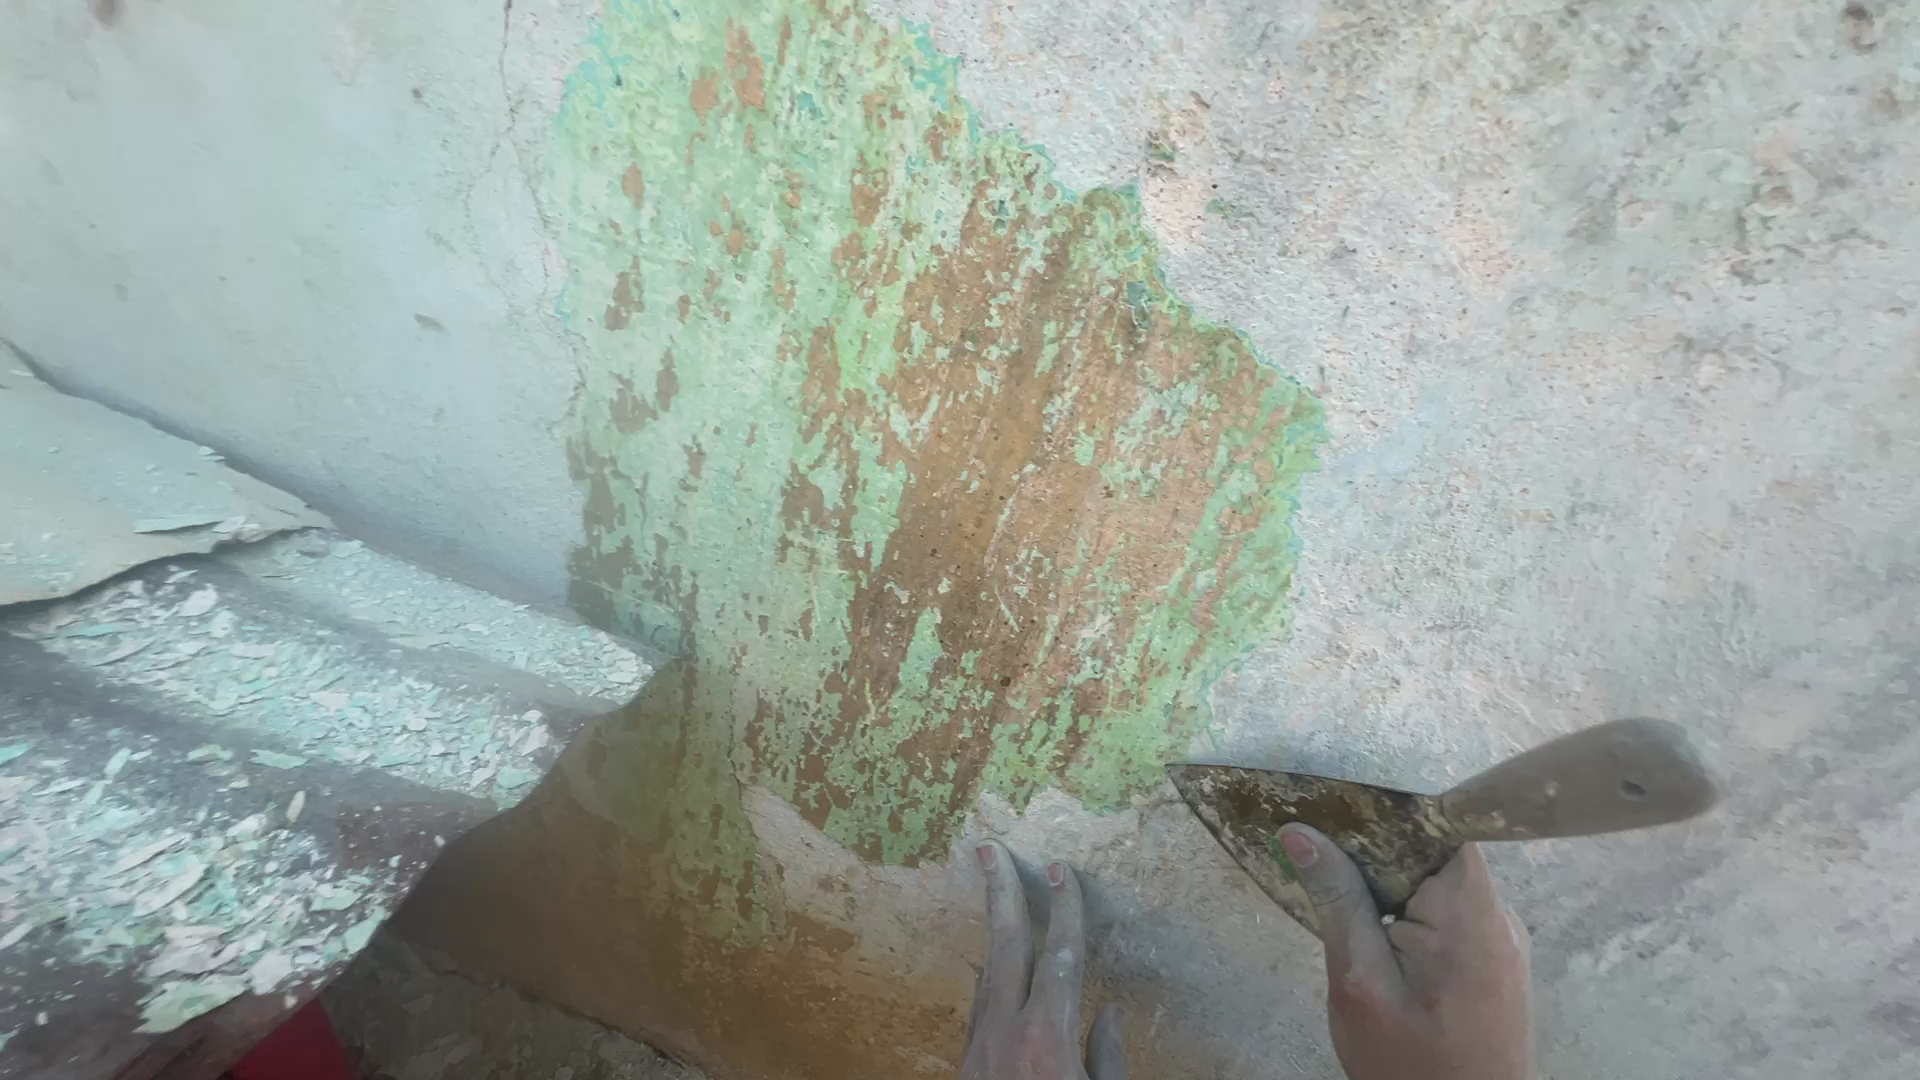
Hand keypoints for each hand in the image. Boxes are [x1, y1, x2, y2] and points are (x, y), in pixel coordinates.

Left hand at [959, 841, 1126, 1079]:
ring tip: (995, 893)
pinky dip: (989, 976)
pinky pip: (979, 1008)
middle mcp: (1006, 1033)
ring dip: (994, 930)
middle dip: (1001, 892)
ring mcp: (979, 1049)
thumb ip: (1108, 1060)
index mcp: (1046, 1039)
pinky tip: (993, 965)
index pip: (1060, 958)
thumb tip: (1108, 1012)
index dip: (1063, 910)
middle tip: (990, 849)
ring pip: (988, 974)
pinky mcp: (965, 1068)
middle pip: (1006, 946)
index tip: (1060, 871)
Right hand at [1278, 824, 1534, 1079]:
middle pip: (1435, 848)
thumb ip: (1337, 899)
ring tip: (1328, 865)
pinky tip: (1361, 908)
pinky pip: (1441, 905)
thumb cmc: (1410, 1064)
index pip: (1445, 828)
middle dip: (1374, 839)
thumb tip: (1299, 831)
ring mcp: (1496, 942)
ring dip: (1383, 869)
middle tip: (1316, 835)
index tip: (1338, 803)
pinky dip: (1399, 897)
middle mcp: (1497, 920)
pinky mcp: (1486, 961)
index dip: (1393, 807)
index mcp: (1473, 918)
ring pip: (1434, 876)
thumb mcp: (1359, 981)